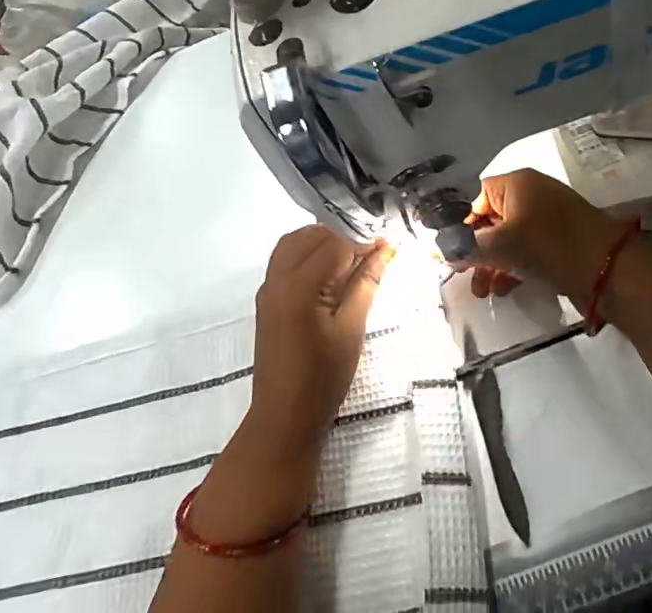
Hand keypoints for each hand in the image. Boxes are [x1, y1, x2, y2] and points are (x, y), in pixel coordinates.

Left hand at [174, 226, 392, 553]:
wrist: (284, 416)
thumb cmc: (323, 378)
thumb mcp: (352, 329)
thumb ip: (366, 283)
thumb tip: (385, 249)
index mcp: (298, 286)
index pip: (334, 244)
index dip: (362, 243)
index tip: (386, 247)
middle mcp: (277, 278)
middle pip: (311, 235)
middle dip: (342, 237)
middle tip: (370, 255)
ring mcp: (267, 287)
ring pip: (294, 242)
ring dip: (322, 242)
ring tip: (350, 261)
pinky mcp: (266, 297)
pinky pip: (284, 258)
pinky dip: (306, 254)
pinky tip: (328, 272)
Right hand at [465, 169, 625, 301]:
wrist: (613, 272)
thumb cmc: (553, 247)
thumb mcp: (503, 246)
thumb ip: (466, 247)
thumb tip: (436, 249)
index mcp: (517, 183)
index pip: (476, 198)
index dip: (462, 224)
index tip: (452, 252)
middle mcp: (532, 195)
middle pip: (491, 220)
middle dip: (476, 250)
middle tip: (464, 274)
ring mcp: (549, 218)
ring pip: (508, 239)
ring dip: (492, 264)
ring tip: (484, 291)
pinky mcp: (561, 241)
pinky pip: (527, 250)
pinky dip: (513, 267)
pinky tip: (504, 289)